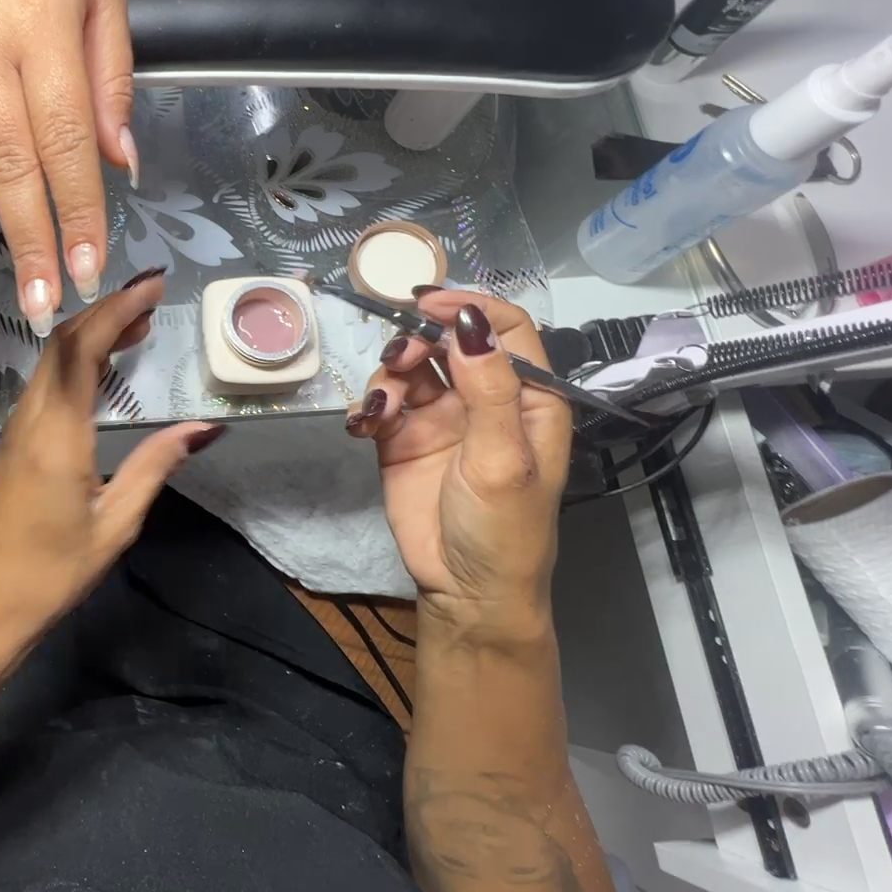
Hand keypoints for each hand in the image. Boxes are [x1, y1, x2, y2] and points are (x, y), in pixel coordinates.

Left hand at [0, 268, 221, 679]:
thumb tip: (202, 427)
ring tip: (138, 326)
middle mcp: (30, 421)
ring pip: (50, 362)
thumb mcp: (116, 524)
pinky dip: (75, 363)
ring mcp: (15, 431)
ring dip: (90, 335)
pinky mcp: (12, 445)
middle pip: (61, 345)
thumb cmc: (52, 574)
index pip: (82, 350)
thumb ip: (155, 467)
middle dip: (105, 311)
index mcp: (56, 437)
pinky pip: (44, 386)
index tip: (153, 285)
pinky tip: (102, 370)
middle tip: (152, 297)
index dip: (116, 309)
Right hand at [348, 291, 570, 636]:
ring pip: (409, 370)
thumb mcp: (502, 457)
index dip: (469, 309)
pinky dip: (369, 407)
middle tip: (399, 359)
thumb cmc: (503, 526)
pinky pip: (381, 406)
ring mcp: (439, 419)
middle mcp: (482, 399)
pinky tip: (365, 426)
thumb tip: (469, 323)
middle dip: (417, 341)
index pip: (504, 330)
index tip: (427, 303)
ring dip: (390, 376)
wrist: (463, 588)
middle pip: (446, 343)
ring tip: (382, 408)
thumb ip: (488, 387)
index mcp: (526, 398)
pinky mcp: (401, 440)